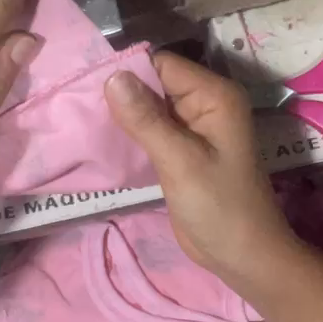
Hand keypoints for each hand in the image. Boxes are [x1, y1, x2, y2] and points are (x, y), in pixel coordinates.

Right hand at [104, 52, 306, 286]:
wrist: (243, 256)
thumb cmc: (219, 207)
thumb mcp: (180, 161)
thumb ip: (145, 119)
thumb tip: (112, 77)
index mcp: (214, 96)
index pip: (161, 65)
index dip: (127, 73)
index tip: (88, 89)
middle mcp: (204, 104)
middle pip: (153, 83)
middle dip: (121, 94)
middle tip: (79, 107)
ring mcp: (193, 128)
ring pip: (148, 107)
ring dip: (122, 115)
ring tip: (84, 122)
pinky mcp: (181, 149)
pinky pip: (150, 129)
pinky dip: (130, 134)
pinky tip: (102, 141)